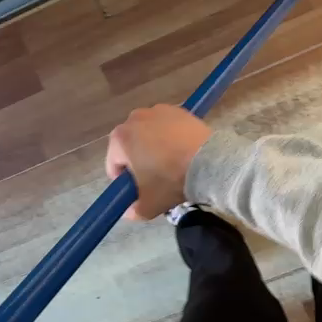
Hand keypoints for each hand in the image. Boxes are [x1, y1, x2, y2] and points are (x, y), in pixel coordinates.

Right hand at [105, 105, 212, 220]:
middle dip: (138, 161)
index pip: (114, 164)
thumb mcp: (149, 204)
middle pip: (130, 146)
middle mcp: (134, 118)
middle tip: (155, 178)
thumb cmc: (171, 180)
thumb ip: (133, 210)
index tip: (137, 191)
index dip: (123, 181)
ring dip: (154, 147)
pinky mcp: (179, 110)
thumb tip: (129, 211)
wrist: (208, 162)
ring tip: (171, 164)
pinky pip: (168, 127)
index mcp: (119, 138)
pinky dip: (171, 137)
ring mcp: (158, 110)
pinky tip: (182, 151)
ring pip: (149, 135)